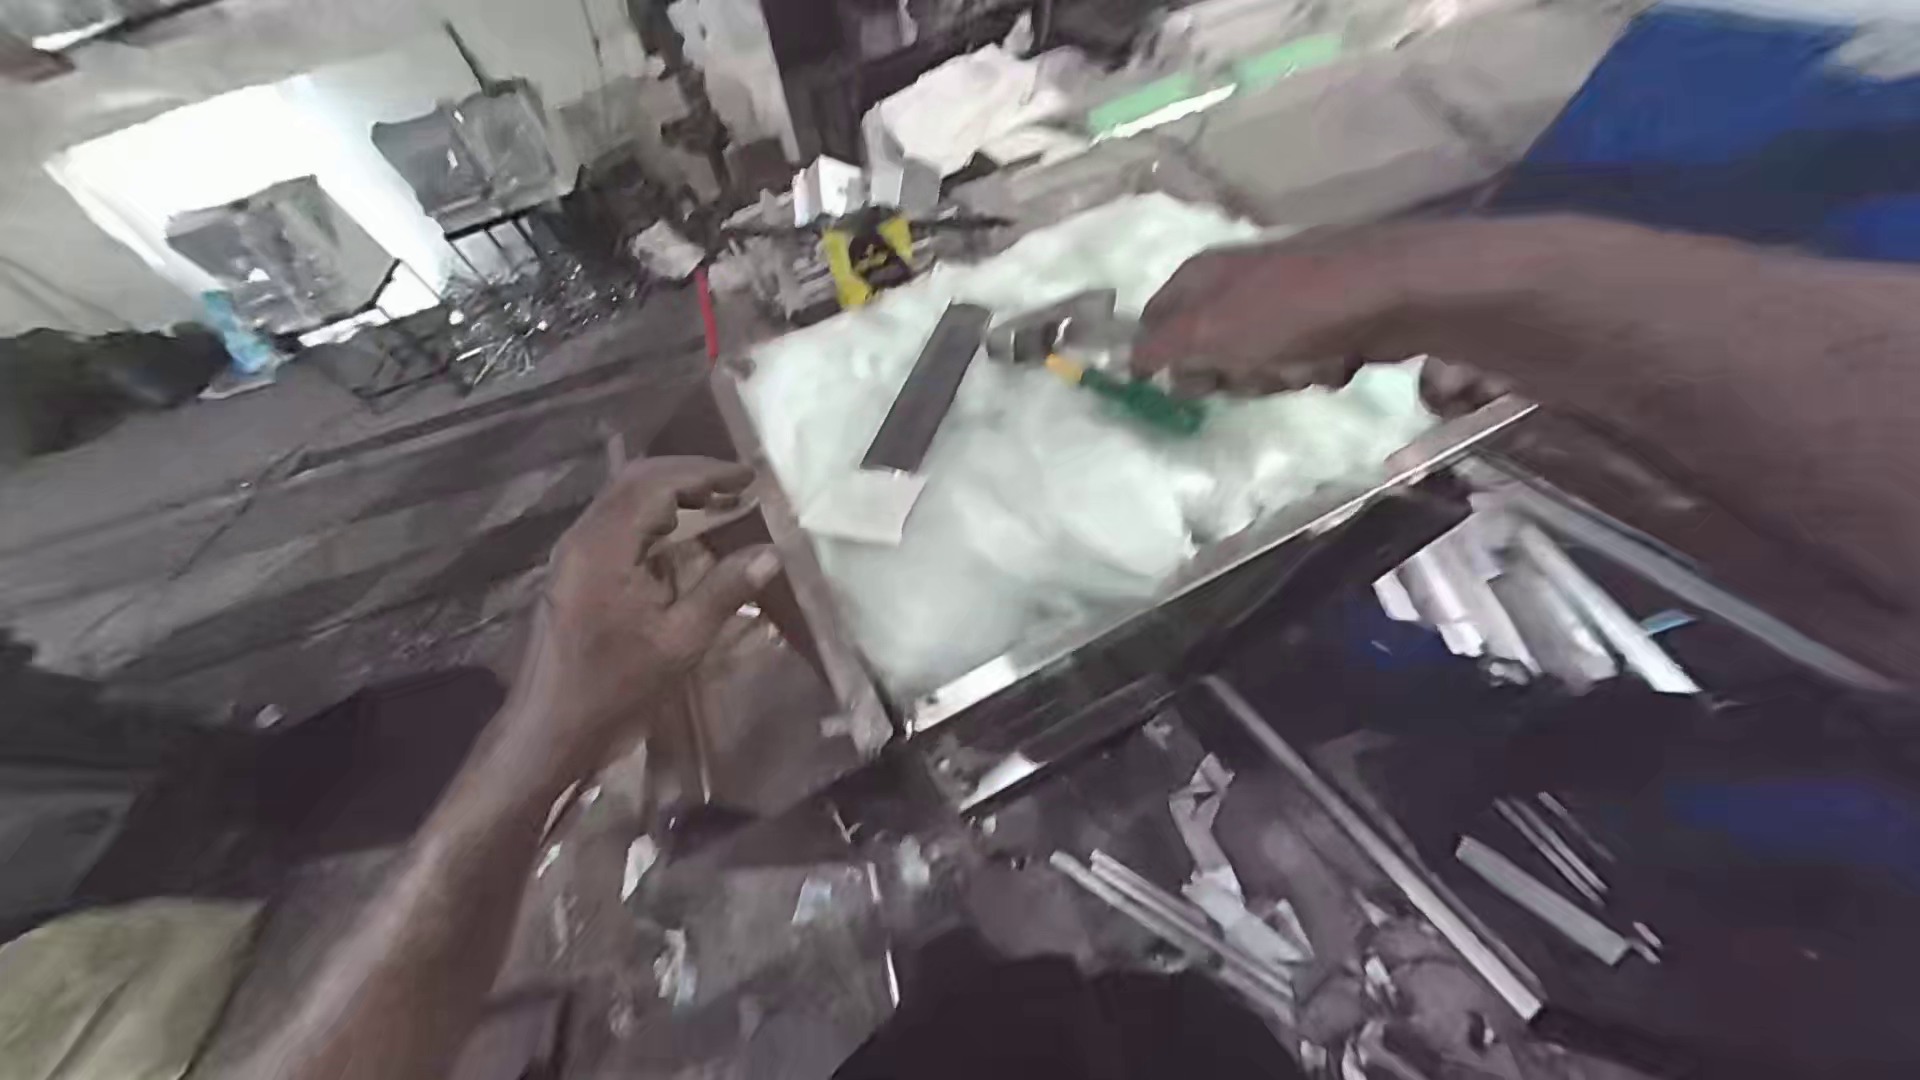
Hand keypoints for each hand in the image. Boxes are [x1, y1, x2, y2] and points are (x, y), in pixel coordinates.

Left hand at [501, 456, 780, 781]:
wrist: (552, 728)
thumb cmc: (617, 686)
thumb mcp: (681, 641)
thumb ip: (725, 590)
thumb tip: (772, 553)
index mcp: (604, 548)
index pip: (656, 484)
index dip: (705, 472)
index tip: (749, 478)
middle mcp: (584, 538)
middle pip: (636, 480)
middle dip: (691, 473)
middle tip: (738, 483)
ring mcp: (577, 552)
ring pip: (626, 497)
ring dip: (675, 491)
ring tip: (722, 500)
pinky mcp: (579, 569)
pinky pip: (622, 522)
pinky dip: (659, 514)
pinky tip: (687, 532)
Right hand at [1131, 229, 1420, 395]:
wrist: (1393, 293)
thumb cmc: (1287, 313)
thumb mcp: (1205, 331)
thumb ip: (1157, 348)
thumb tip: (1126, 361)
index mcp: (1198, 277)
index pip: (1152, 325)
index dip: (1159, 359)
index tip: (1179, 383)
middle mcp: (1231, 282)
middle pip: (1199, 351)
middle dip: (1221, 373)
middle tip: (1244, 372)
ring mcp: (1275, 299)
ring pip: (1244, 362)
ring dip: (1265, 376)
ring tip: (1294, 366)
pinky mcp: (1313, 318)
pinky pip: (1286, 360)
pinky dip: (1301, 370)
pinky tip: (1324, 362)